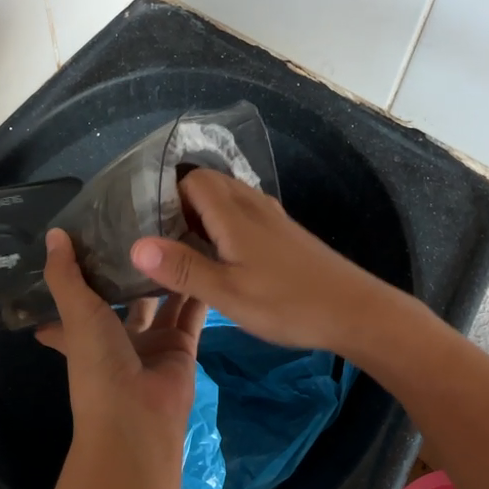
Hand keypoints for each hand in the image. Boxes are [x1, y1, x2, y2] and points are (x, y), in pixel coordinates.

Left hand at [36, 228, 204, 448]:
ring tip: (181, 228)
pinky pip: (192, 313)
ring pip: (162, 300)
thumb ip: (65, 275)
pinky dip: (199, 289)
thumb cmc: (98, 364)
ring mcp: (152, 342)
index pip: (78, 297)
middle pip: (126, 295)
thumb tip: (54, 233)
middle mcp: (118, 336)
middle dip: (134, 265)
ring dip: (169, 272)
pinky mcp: (182, 346)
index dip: (80, 272)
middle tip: (149, 219)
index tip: (89, 236)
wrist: (137, 417)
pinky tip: (207, 255)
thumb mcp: (76, 314)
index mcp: (86, 331)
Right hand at [129, 168, 404, 354]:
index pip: (192, 179)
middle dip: (181, 205)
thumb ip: (182, 268)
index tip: (149, 227)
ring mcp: (272, 217)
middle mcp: (253, 205)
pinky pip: (244, 214)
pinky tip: (222, 260)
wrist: (353, 309)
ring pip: (228, 199)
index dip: (167, 196)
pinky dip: (225, 226)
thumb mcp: (227, 293)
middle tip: (163, 243)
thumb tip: (135, 243)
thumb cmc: (287, 303)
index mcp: (235, 213)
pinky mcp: (284, 233)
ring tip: (186, 253)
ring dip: (204, 216)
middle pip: (209, 184)